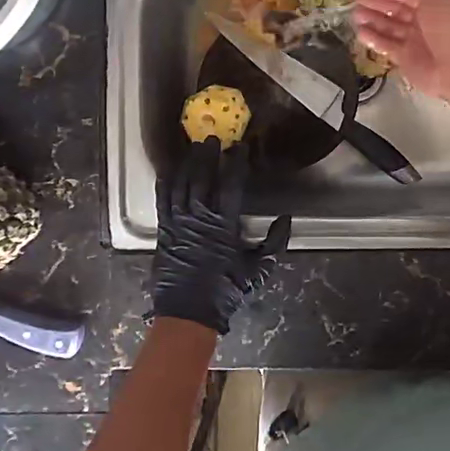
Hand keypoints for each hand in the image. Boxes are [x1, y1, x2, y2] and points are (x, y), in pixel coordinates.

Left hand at [150, 138, 292, 334]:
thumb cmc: (226, 289)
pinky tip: (168, 172)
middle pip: (202, 178)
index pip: (231, 184)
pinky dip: (165, 185)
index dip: (236, 163)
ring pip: (181, 185)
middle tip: (212, 139)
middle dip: (207, 156)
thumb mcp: (259, 269)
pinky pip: (163, 202)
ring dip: (187, 165)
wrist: (189, 311)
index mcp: (225, 224)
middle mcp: (200, 218)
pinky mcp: (164, 231)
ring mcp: (179, 223)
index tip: (240, 148)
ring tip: (192, 149)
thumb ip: (275, 242)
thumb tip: (286, 219)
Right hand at [353, 0, 449, 102]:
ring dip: (372, 19)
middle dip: (376, 2)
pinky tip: (360, 32)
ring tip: (355, 15)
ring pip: (389, 26)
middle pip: (396, 8)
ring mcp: (415, 40)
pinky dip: (374, 39)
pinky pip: (387, 46)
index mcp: (435, 2)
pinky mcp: (406, 59)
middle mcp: (425, 20)